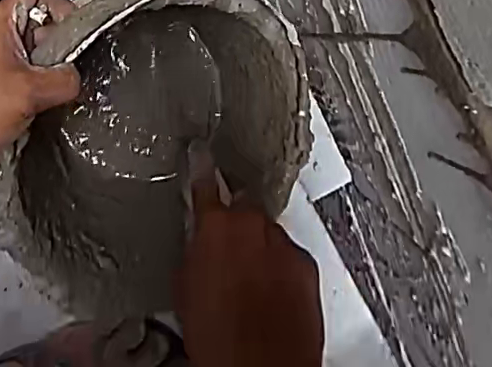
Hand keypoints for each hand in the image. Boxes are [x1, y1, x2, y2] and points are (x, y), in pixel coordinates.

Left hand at [0, 0, 86, 174]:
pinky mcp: (0, 75)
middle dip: (65, 23)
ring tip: (60, 77)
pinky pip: (32, 60)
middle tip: (76, 45)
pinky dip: (47, 68)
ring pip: (40, 37)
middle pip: (43, 10)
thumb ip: (64, 78)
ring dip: (56, 52)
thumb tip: (76, 74)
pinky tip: (53, 90)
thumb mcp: (29, 93)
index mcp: (2, 21)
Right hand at [176, 155, 322, 366]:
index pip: (204, 182)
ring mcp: (281, 241)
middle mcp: (250, 224)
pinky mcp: (305, 262)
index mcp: (215, 225)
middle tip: (228, 250)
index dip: (201, 166)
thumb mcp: (186, 288)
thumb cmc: (219, 339)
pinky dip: (281, 267)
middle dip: (236, 220)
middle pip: (242, 206)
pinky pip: (289, 254)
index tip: (200, 152)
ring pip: (267, 232)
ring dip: (260, 248)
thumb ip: (193, 249)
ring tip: (251, 284)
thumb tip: (198, 240)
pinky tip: (272, 293)